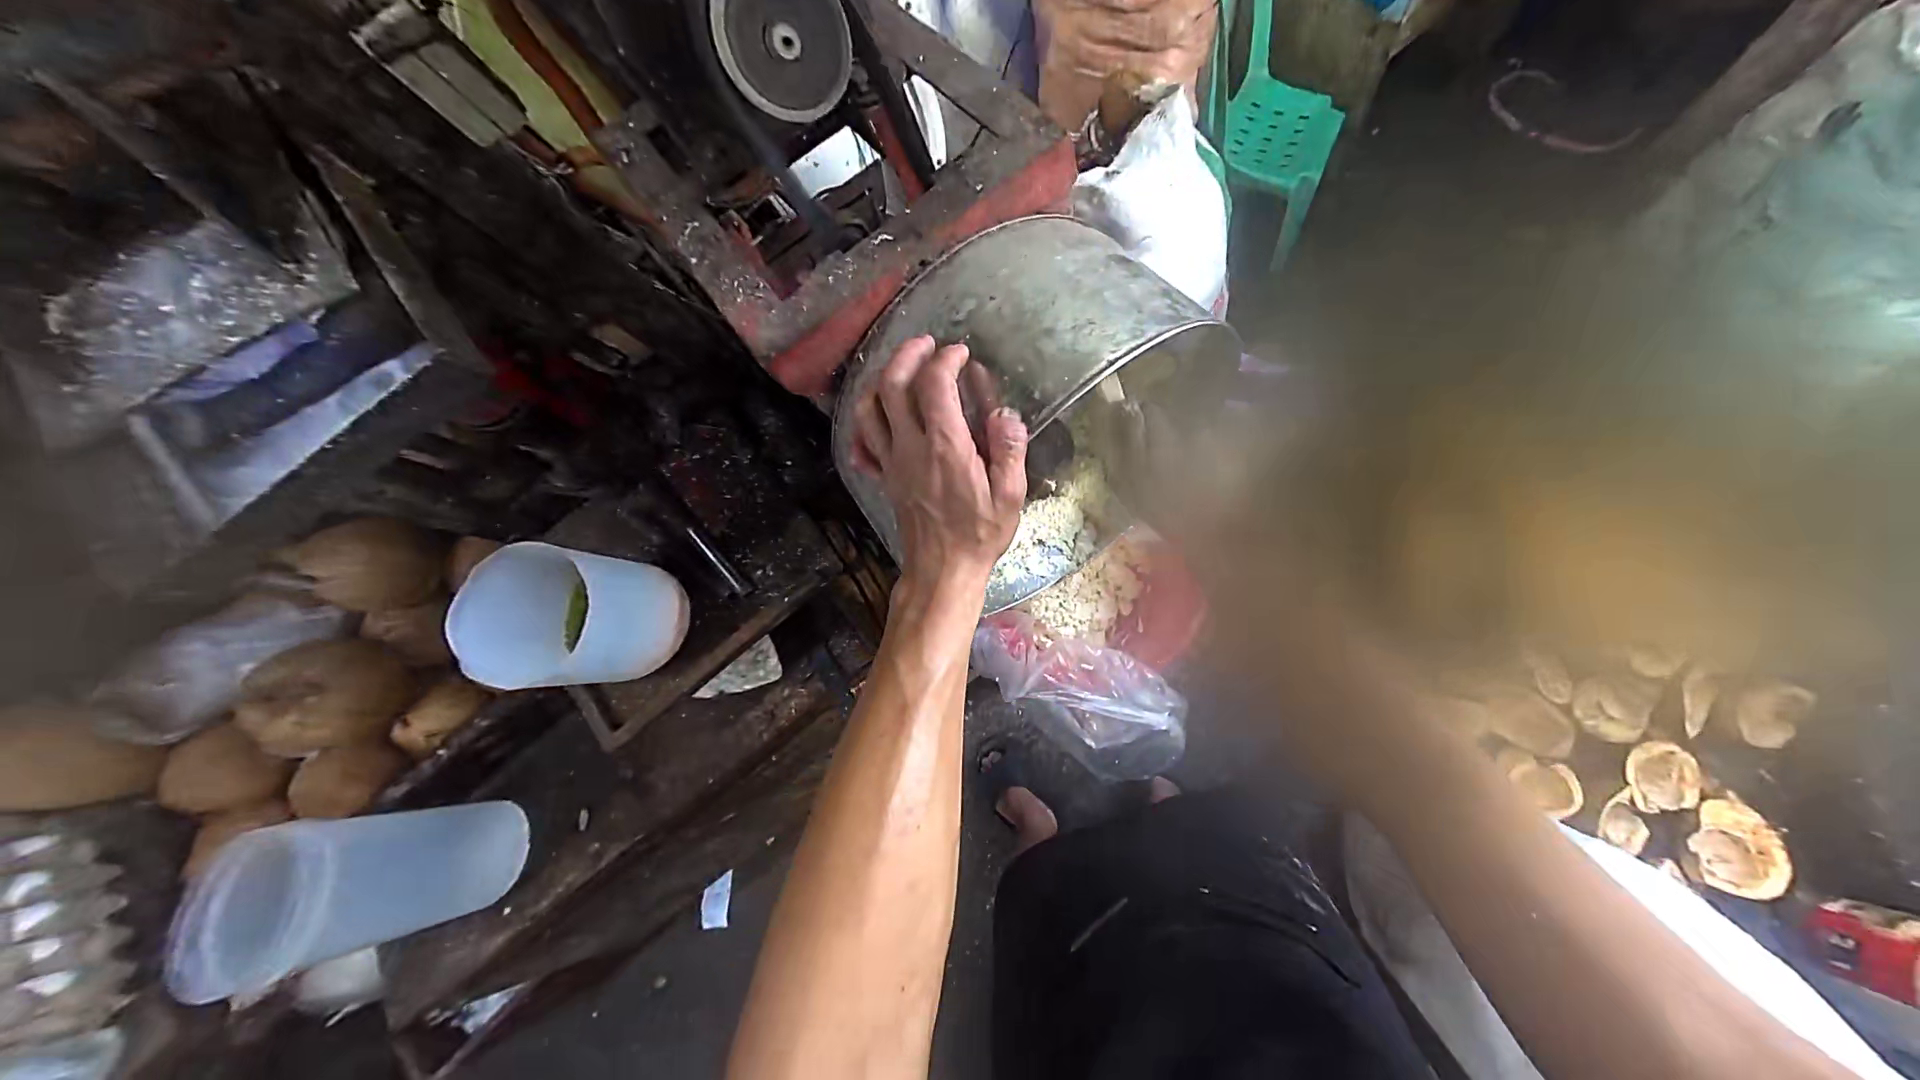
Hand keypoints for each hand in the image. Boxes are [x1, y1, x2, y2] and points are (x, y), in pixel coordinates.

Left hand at [851, 336, 1027, 593]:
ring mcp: (891, 462)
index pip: (935, 385)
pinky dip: (865, 419)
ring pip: (870, 408)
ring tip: (901, 368)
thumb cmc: (979, 535)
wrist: (942, 571)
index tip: (961, 354)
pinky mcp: (884, 477)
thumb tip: (1005, 413)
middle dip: (908, 355)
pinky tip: (879, 412)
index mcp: (945, 448)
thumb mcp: (1010, 496)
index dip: (946, 359)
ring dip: (882, 379)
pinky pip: (863, 441)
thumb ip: (1009, 451)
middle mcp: (911, 447)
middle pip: (893, 385)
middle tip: (927, 345)